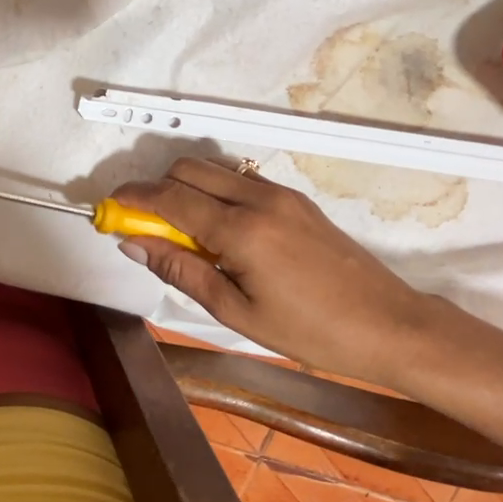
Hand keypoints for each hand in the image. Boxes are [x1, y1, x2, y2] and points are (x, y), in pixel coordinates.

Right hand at [110, 158, 462, 383]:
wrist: (394, 327)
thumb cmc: (311, 332)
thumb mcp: (236, 311)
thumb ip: (180, 270)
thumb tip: (132, 243)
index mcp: (241, 230)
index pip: (169, 198)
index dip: (132, 200)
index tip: (109, 210)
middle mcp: (258, 199)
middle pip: (187, 169)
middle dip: (156, 189)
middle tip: (146, 227)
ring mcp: (281, 195)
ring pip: (213, 169)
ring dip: (185, 188)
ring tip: (183, 231)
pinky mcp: (296, 200)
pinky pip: (238, 180)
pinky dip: (213, 192)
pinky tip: (219, 230)